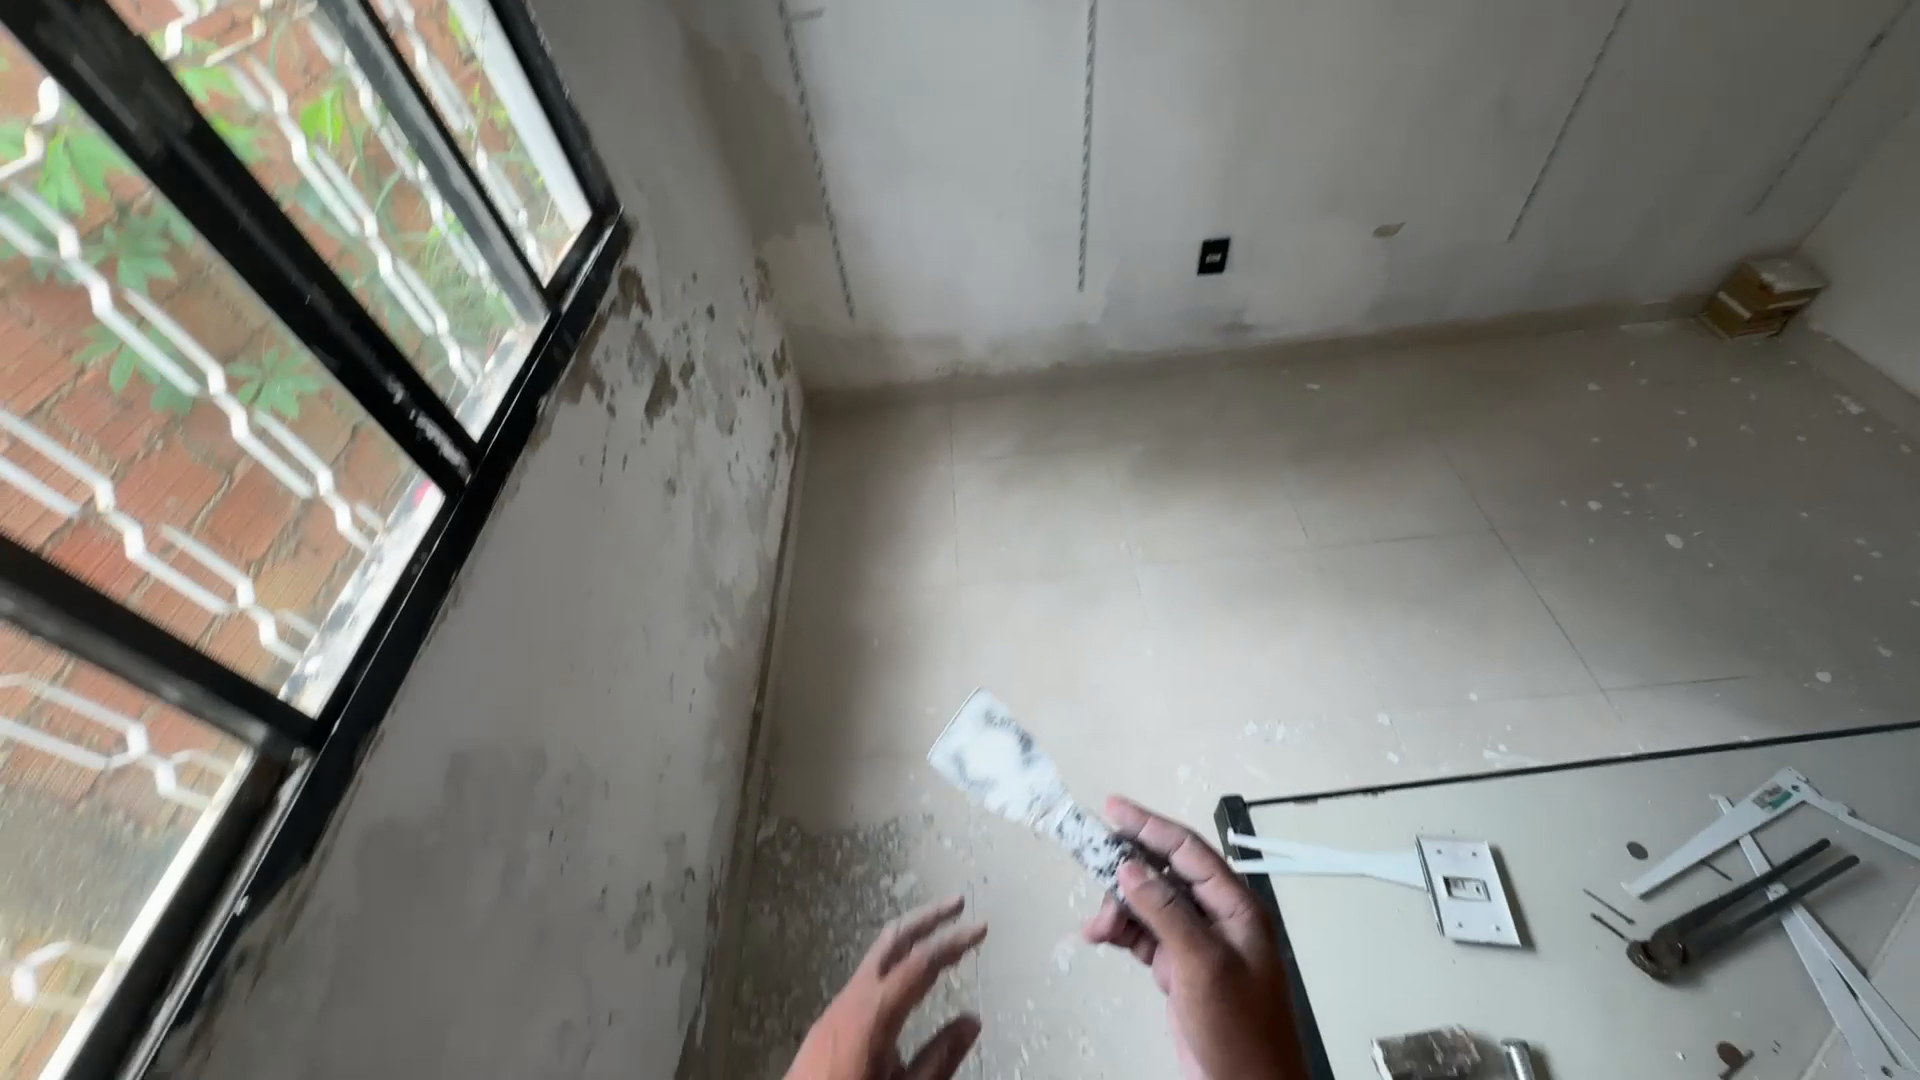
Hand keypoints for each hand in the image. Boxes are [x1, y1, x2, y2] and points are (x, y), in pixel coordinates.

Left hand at [785, 896, 987, 1079]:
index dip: (955, 940)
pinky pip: (868, 973)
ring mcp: (838, 1003)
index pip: (923, 961)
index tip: (982, 926)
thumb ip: (938, 1059)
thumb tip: (973, 1021)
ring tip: (936, 929)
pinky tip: (906, 976)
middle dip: (927, 917)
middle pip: (894, 938)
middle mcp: (855, 994)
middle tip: (957, 904)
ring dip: (909, 936)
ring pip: (877, 953)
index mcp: (876, 1010)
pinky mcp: (831, 1018)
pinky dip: (894, 959)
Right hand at [1082, 797, 1303, 1079]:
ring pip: (1148, 904)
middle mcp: (1216, 916)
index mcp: (1235, 905)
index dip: (1148, 825)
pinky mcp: (1179, 965)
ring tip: (1099, 927)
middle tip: (1091, 864)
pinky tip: (1102, 936)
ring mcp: (1196, 941)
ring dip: (1119, 908)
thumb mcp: (1202, 964)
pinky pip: (1143, 933)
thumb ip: (1164, 911)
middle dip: (1126, 872)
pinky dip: (1121, 931)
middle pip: (1163, 874)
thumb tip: (1129, 867)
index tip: (1112, 808)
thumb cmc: (1239, 1029)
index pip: (1187, 850)